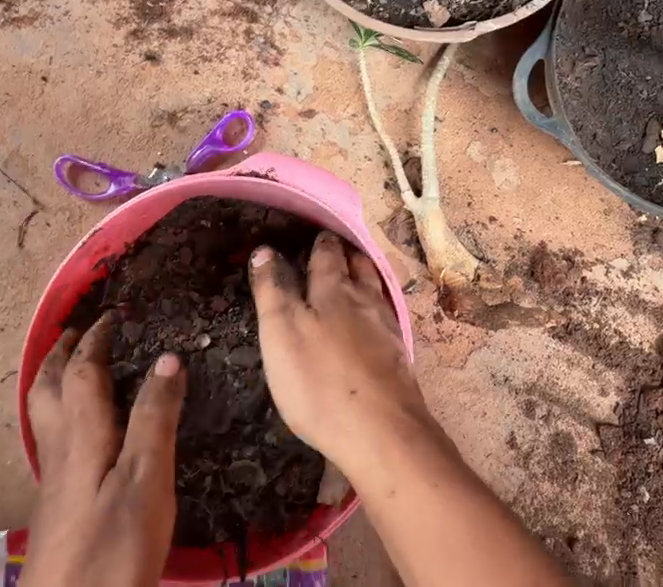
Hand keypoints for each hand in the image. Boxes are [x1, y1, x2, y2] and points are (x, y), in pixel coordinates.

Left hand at [24, 312, 184, 586]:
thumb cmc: (112, 551)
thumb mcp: (146, 481)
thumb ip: (155, 418)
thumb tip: (166, 356)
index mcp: (82, 437)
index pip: (81, 373)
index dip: (97, 338)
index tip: (116, 312)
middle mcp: (60, 452)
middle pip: (46, 391)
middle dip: (60, 354)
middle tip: (79, 330)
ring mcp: (55, 483)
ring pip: (46, 416)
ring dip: (55, 381)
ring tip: (75, 366)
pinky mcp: (59, 508)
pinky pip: (57, 439)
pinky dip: (66, 413)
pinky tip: (88, 431)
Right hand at [248, 233, 432, 475]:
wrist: (382, 429)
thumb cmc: (320, 381)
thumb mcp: (281, 334)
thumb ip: (273, 292)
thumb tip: (264, 250)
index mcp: (334, 290)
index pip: (327, 256)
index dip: (321, 243)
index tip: (318, 233)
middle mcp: (365, 300)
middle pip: (359, 267)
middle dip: (348, 254)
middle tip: (340, 246)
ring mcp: (386, 327)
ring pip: (377, 289)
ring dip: (367, 275)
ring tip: (360, 271)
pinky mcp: (398, 355)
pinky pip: (387, 317)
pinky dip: (379, 306)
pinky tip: (377, 318)